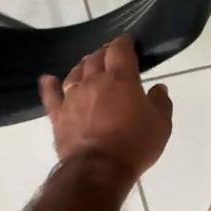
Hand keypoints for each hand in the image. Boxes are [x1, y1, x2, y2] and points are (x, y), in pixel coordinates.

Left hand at [38, 35, 172, 183]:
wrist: (99, 169)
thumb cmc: (135, 144)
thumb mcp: (161, 124)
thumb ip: (160, 102)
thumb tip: (158, 88)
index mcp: (121, 79)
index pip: (120, 50)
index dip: (124, 43)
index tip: (128, 41)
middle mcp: (94, 81)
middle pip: (96, 58)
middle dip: (104, 53)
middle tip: (111, 55)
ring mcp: (72, 97)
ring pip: (75, 72)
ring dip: (83, 66)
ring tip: (89, 66)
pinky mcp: (57, 115)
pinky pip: (50, 95)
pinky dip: (49, 85)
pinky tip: (48, 78)